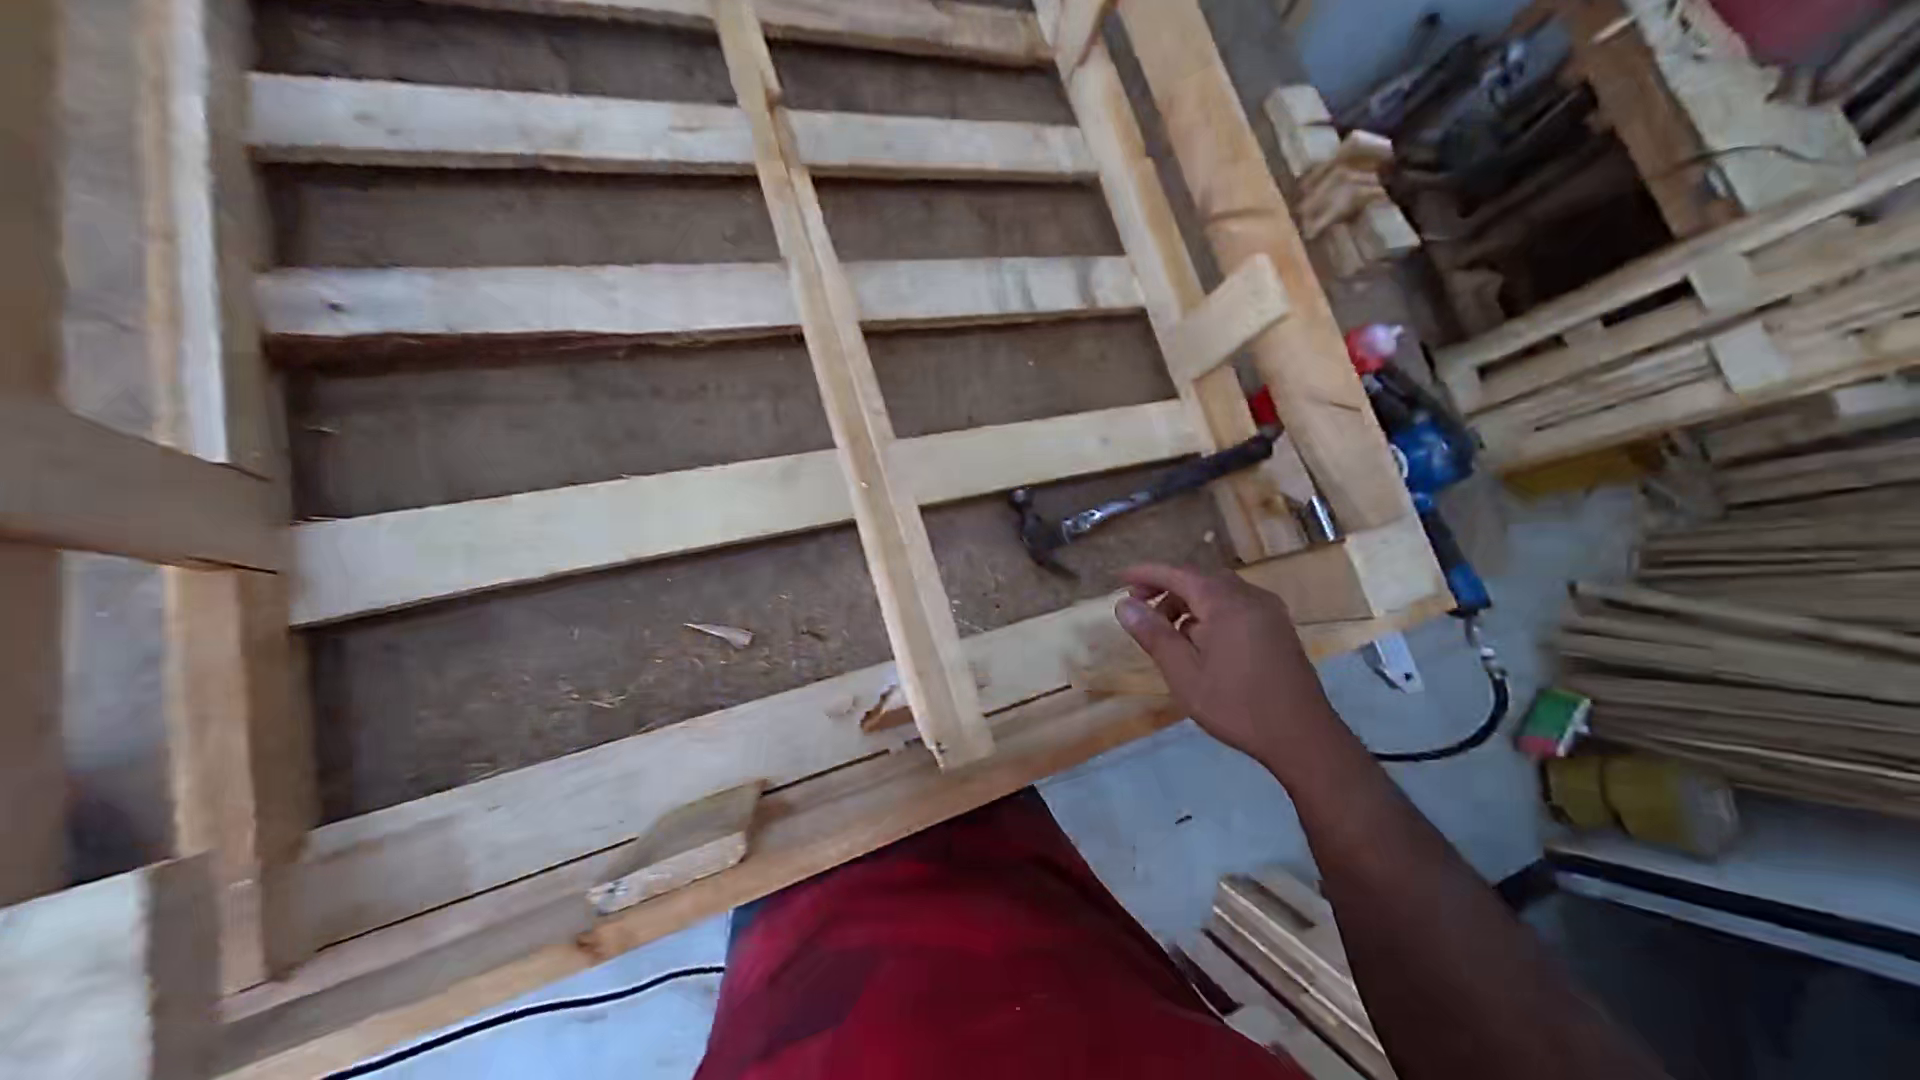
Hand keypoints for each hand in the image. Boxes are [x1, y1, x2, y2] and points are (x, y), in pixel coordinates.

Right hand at [1114, 563, 1349, 771]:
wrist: (1302, 736)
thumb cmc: (1236, 705)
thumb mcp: (1184, 674)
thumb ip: (1154, 635)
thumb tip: (1124, 605)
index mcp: (1225, 603)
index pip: (1178, 574)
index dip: (1147, 574)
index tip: (1120, 579)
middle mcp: (1250, 597)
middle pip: (1200, 579)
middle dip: (1166, 589)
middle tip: (1139, 609)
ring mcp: (1269, 611)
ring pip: (1219, 592)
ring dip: (1188, 603)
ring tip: (1167, 631)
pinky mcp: (1278, 628)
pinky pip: (1236, 605)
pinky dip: (1210, 612)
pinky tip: (1200, 642)